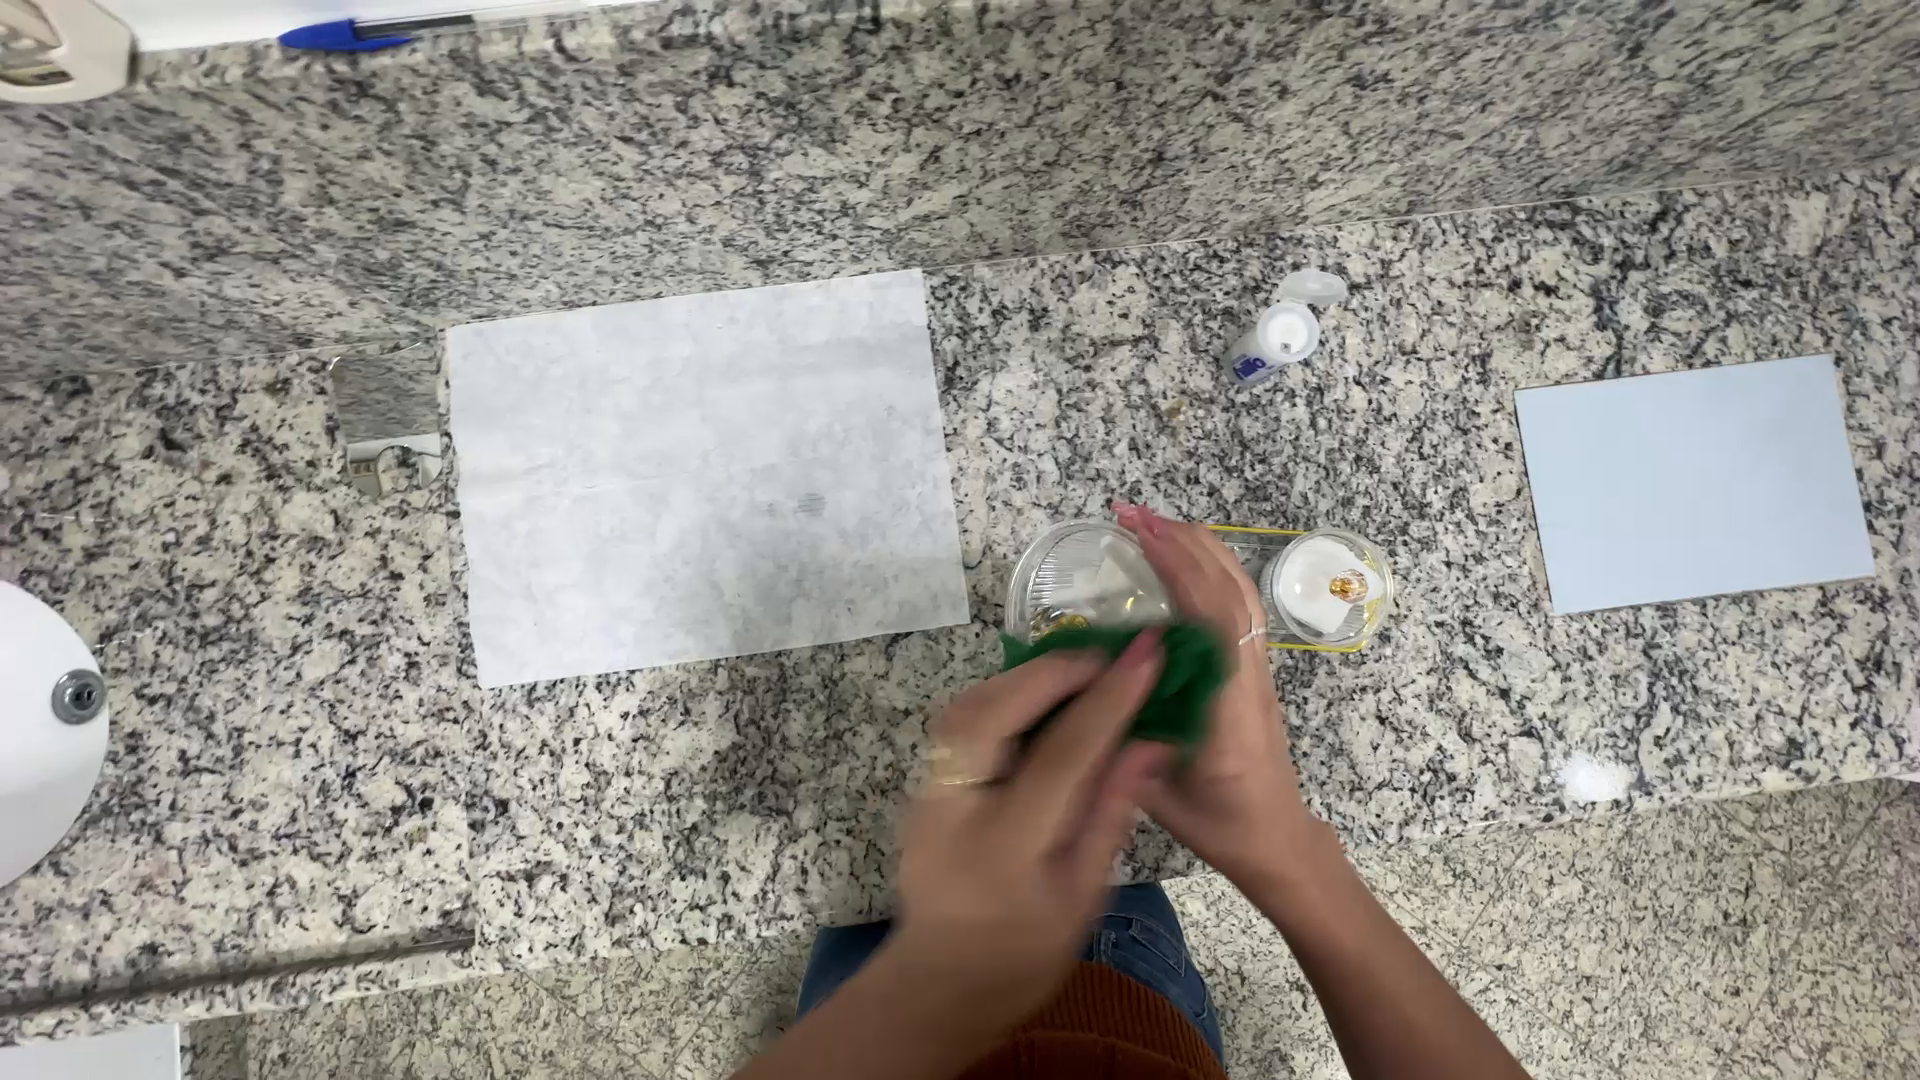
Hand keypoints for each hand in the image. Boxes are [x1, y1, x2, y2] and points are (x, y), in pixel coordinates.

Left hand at [881, 633, 1174, 1029]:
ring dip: (1023, 677)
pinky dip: (1001, 693)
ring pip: (966, 705)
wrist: (938, 980)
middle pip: (992, 712)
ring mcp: (924, 789)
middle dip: (1051, 672)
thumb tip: (1152, 742)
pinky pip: (960, 718)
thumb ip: (1111, 811)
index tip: (1147, 654)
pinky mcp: (919, 780)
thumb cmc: (1023, 953)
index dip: (1108, 699)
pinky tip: (1037, 694)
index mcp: (1003, 847)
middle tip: (1104, 655)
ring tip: (1077, 669)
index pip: (1061, 755)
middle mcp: (952, 806)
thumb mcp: (1082, 895)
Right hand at [1114, 502, 1323, 889]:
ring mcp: (1258, 668)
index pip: (1213, 620)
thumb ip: (1125, 740)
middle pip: (1231, 591)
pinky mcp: (1253, 668)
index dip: (1179, 569)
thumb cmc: (1221, 825)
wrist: (1279, 840)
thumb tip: (1084, 684)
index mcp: (1229, 705)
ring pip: (1240, 592)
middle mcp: (1250, 675)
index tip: (1140, 533)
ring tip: (1152, 522)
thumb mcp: (1157, 795)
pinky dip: (1208, 570)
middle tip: (1130, 513)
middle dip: (1182, 542)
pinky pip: (1236, 606)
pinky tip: (1178, 561)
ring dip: (1198, 548)